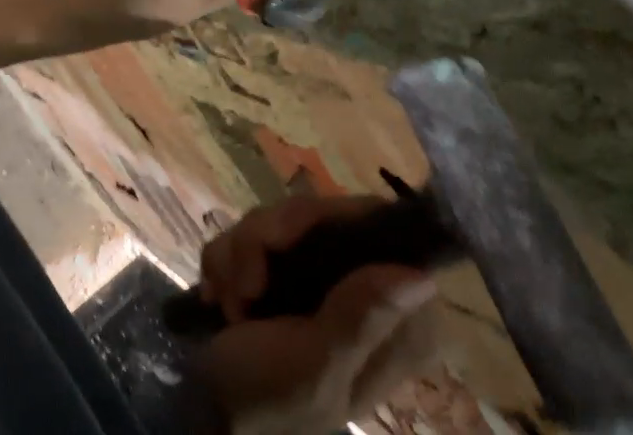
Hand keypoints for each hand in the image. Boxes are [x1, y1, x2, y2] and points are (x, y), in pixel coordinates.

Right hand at [197, 197, 443, 433]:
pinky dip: (225, 263)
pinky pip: (248, 239)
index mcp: (397, 321)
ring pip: (275, 225)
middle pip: (315, 218)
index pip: (375, 230)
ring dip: (237, 256)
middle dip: (262, 242)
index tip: (276, 238)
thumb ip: (359, 317)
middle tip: (243, 284)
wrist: (211, 414)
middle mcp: (368, 294)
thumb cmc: (267, 398)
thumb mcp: (312, 363)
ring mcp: (321, 285)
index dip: (321, 217)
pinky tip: (219, 298)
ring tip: (228, 301)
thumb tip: (420, 275)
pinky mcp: (282, 279)